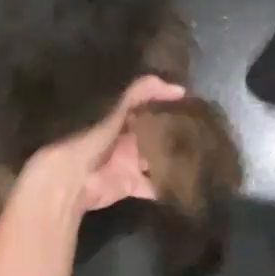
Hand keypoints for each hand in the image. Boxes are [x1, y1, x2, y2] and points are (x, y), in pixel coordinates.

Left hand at [17, 76, 185, 217]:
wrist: (73, 177)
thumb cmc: (93, 138)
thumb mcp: (118, 109)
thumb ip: (143, 93)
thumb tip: (179, 88)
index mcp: (120, 118)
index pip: (147, 108)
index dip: (166, 105)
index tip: (191, 104)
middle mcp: (126, 140)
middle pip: (154, 135)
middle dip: (173, 134)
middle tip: (202, 132)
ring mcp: (128, 163)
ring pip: (156, 161)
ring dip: (173, 160)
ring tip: (201, 157)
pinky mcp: (131, 185)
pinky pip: (153, 186)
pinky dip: (166, 187)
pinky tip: (187, 183)